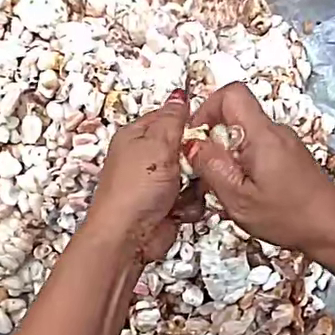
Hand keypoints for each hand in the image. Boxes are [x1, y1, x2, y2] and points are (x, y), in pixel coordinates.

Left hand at [85, 91, 202, 264]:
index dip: (191, 122)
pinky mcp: (168, 205)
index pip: (171, 117)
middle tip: (192, 164)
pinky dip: (192, 204)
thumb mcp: (157, 145)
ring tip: (184, 190)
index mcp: (137, 136)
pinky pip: (194, 198)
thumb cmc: (131, 192)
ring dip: (196, 185)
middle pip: (186, 147)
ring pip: (194, 174)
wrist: (128, 238)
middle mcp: (146, 158)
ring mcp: (157, 183)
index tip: (205, 129)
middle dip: (196, 158)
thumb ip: (173, 119)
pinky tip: (182, 208)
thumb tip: (180, 96)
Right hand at [185, 82, 334, 263]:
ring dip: (228, 157)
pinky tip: (247, 192)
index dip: (206, 109)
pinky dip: (244, 165)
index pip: (230, 93)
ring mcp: (284, 142)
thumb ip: (212, 167)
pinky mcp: (289, 156)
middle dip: (214, 140)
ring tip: (230, 188)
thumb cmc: (293, 218)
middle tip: (210, 171)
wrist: (334, 229)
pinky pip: (257, 149)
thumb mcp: (239, 199)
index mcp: (263, 135)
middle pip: (235, 116)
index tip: (196, 137)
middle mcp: (276, 132)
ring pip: (244, 135)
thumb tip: (191, 144)